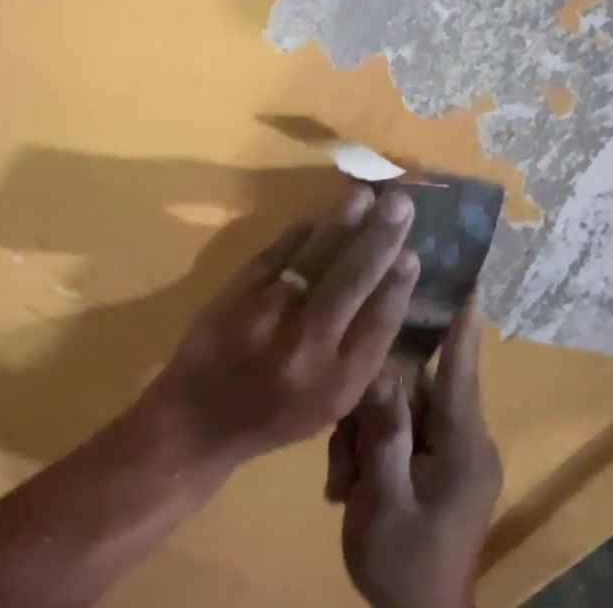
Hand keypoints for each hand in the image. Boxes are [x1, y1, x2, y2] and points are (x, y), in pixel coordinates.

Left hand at [137, 185, 420, 467]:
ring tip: (364, 195)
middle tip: (400, 204)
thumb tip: (389, 293)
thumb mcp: (330, 404)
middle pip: (352, 281)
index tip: (413, 252)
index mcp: (339, 382)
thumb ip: (361, 355)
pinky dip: (299, 234)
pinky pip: (275, 256)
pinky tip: (318, 217)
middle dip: (380, 239)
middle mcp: (308, 348)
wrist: (199, 418)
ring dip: (341, 223)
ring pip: (313, 259)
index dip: (398, 284)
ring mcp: (268, 316)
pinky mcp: (235, 295)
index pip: (379, 322)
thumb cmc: (274, 416)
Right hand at [326, 300, 502, 607]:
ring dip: (363, 435)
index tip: (469, 274)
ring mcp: (448, 454)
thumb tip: (383, 373)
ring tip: (343, 482)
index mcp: (463, 443)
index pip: (462, 367)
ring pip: (397, 409)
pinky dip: (367, 450)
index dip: (463, 320)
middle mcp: (462, 439)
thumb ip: (385, 433)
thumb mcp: (385, 499)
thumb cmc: (405, 561)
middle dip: (371, 404)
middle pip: (414, 388)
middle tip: (344, 451)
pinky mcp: (432, 467)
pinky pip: (396, 434)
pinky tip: (347, 486)